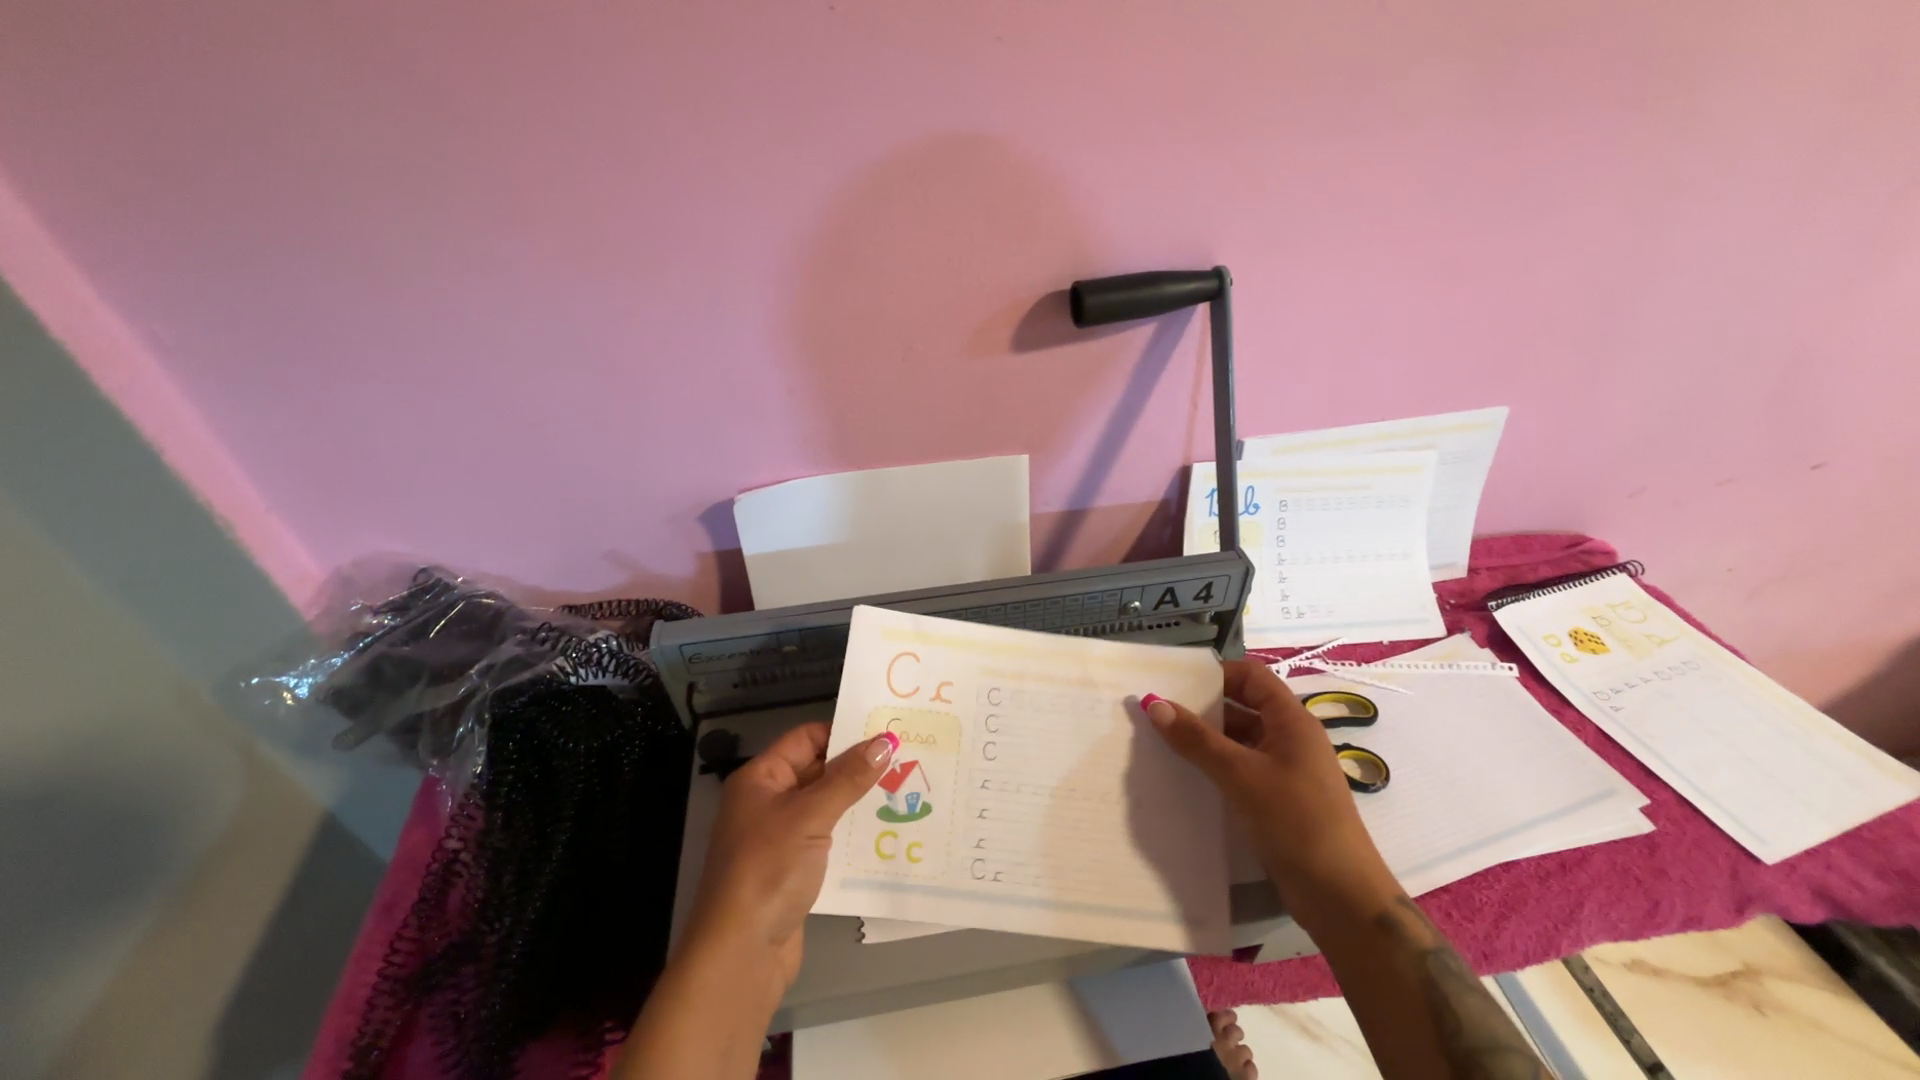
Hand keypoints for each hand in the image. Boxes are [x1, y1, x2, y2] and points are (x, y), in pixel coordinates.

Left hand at [681, 724, 895, 996]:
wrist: (741, 952)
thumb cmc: (768, 870)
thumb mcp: (810, 817)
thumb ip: (848, 778)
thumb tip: (884, 742)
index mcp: (760, 779)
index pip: (805, 738)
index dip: (843, 732)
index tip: (887, 732)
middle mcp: (767, 802)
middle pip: (817, 771)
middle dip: (858, 766)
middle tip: (908, 759)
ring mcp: (780, 838)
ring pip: (826, 807)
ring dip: (860, 801)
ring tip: (907, 791)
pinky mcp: (794, 870)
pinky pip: (829, 840)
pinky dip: (853, 835)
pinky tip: (888, 833)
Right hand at [1144, 661, 1396, 920]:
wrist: (1339, 894)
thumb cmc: (1296, 821)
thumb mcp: (1241, 775)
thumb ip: (1197, 739)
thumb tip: (1154, 703)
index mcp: (1292, 721)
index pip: (1252, 676)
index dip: (1217, 673)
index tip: (1175, 683)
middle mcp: (1291, 739)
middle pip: (1244, 706)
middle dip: (1203, 707)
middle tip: (1158, 712)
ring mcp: (1286, 771)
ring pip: (1240, 741)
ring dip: (1206, 740)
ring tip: (1162, 743)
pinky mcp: (1279, 800)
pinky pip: (1242, 770)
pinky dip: (1216, 767)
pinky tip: (1187, 778)